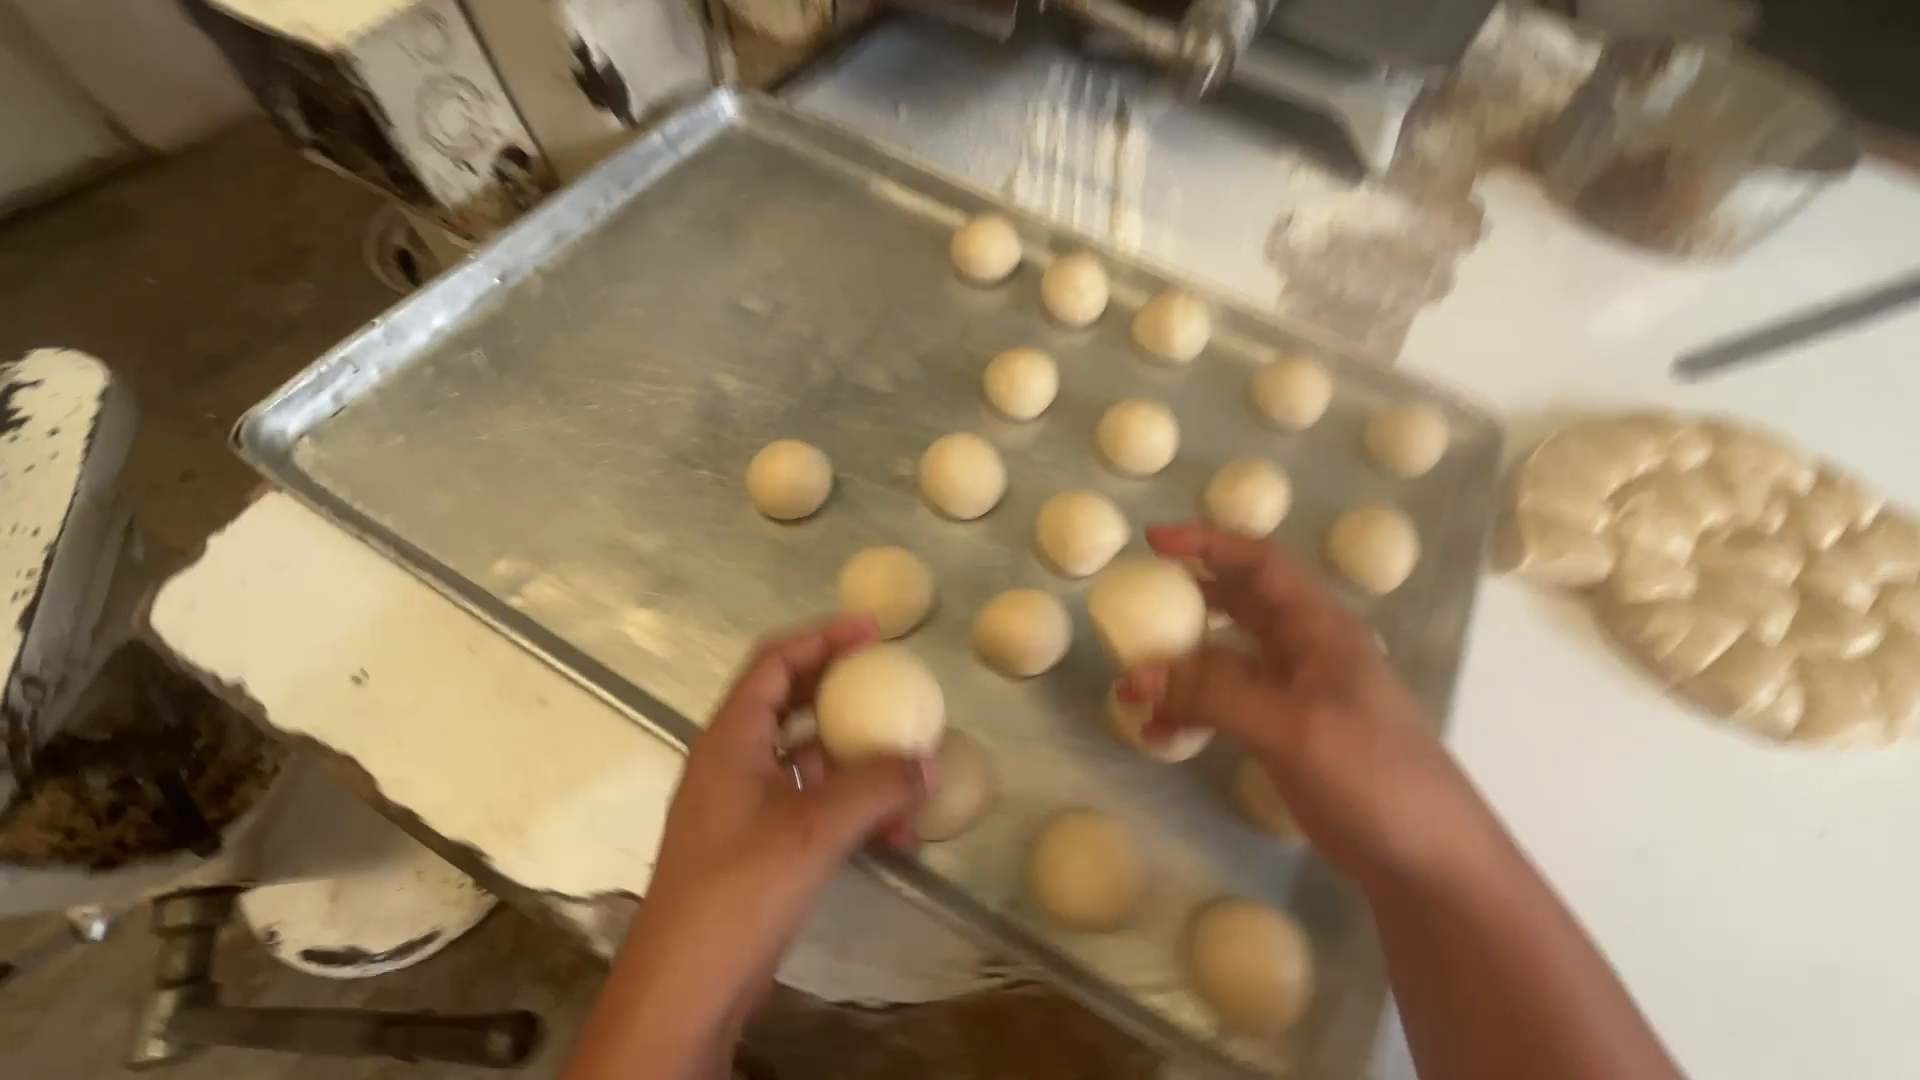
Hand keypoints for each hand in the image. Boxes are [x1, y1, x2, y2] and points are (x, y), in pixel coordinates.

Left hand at [566, 616, 930, 1079]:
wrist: (685, 988)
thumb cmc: (739, 890)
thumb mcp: (814, 830)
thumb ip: (876, 788)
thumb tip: (930, 762)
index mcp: (731, 738)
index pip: (776, 662)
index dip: (823, 637)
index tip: (873, 630)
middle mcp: (734, 760)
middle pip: (792, 702)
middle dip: (846, 693)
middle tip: (894, 684)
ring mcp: (743, 804)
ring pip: (807, 758)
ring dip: (857, 762)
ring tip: (909, 774)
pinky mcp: (757, 843)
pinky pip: (811, 803)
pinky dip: (849, 807)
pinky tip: (893, 834)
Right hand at [1119, 524, 1495, 888]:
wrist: (1430, 862)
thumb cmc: (1374, 777)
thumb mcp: (1291, 728)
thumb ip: (1211, 696)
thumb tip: (1135, 676)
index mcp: (1320, 629)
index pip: (1259, 563)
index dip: (1207, 543)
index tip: (1153, 541)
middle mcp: (1305, 650)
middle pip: (1238, 604)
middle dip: (1186, 602)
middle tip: (1137, 608)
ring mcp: (1295, 693)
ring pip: (1224, 660)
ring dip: (1179, 670)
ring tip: (1132, 694)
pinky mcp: (1285, 733)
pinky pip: (1225, 705)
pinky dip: (1191, 712)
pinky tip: (1161, 734)